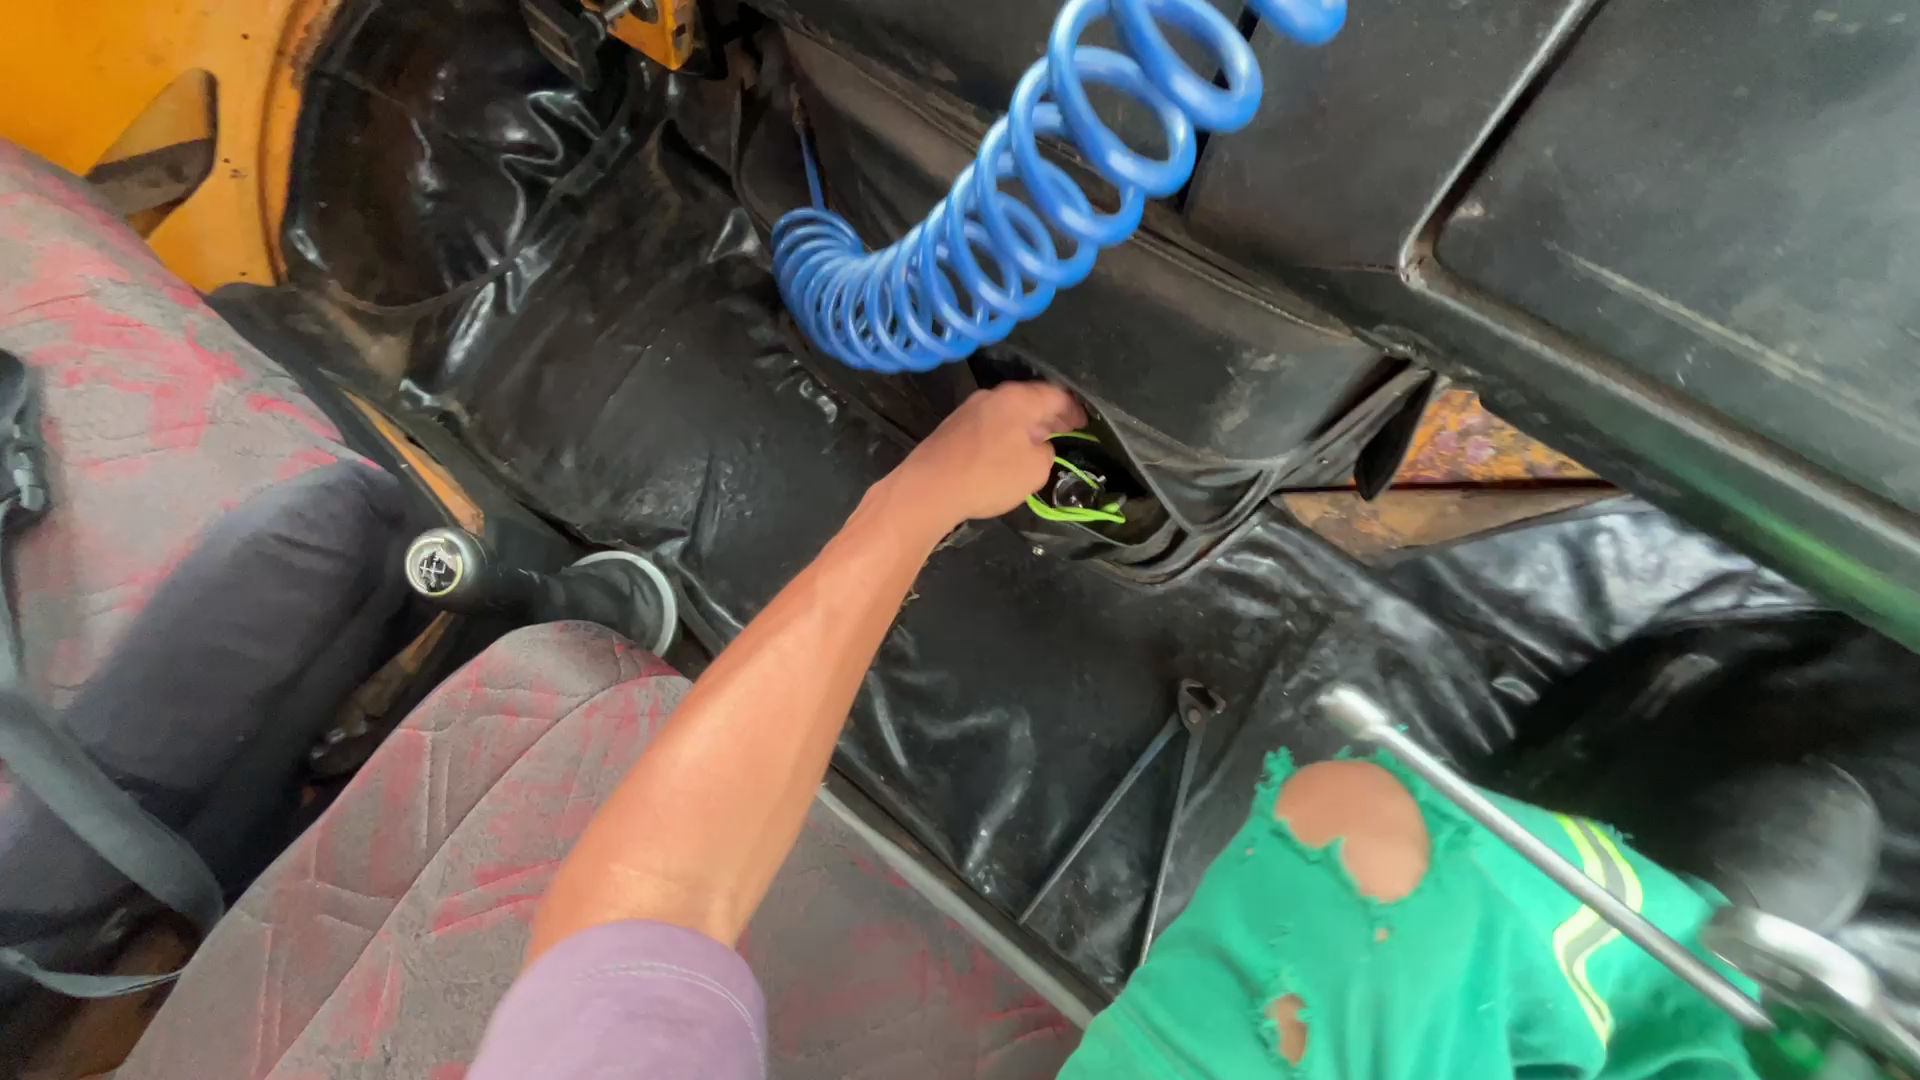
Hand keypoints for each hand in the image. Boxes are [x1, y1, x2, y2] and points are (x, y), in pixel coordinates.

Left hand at [886, 381, 1085, 528]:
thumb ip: (1046, 452)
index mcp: (1018, 399)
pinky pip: (990, 424)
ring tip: (1039, 441)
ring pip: (1008, 411)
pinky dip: (1006, 432)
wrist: (929, 488)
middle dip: (1050, 414)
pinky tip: (1008, 451)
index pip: (1056, 395)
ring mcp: (969, 409)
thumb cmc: (989, 476)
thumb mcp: (1034, 469)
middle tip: (1066, 429)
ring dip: (1026, 424)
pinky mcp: (953, 427)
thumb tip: (1039, 446)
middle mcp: (993, 396)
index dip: (1074, 409)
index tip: (1085, 423)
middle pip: (1030, 399)